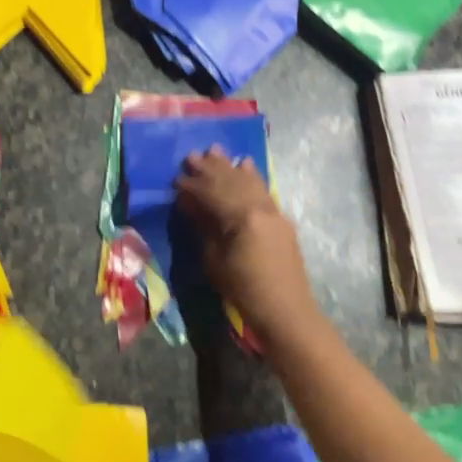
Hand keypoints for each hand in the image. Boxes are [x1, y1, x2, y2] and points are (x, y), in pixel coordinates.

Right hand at [175, 147, 316, 335]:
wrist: (286, 310)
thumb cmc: (243, 290)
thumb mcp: (214, 260)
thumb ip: (203, 227)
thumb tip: (189, 203)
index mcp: (241, 217)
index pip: (211, 193)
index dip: (192, 185)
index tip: (176, 178)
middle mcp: (259, 207)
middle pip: (230, 181)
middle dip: (209, 168)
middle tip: (191, 155)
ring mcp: (273, 211)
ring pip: (248, 181)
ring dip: (229, 166)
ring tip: (215, 151)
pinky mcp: (280, 219)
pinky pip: (264, 190)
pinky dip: (252, 176)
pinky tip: (245, 164)